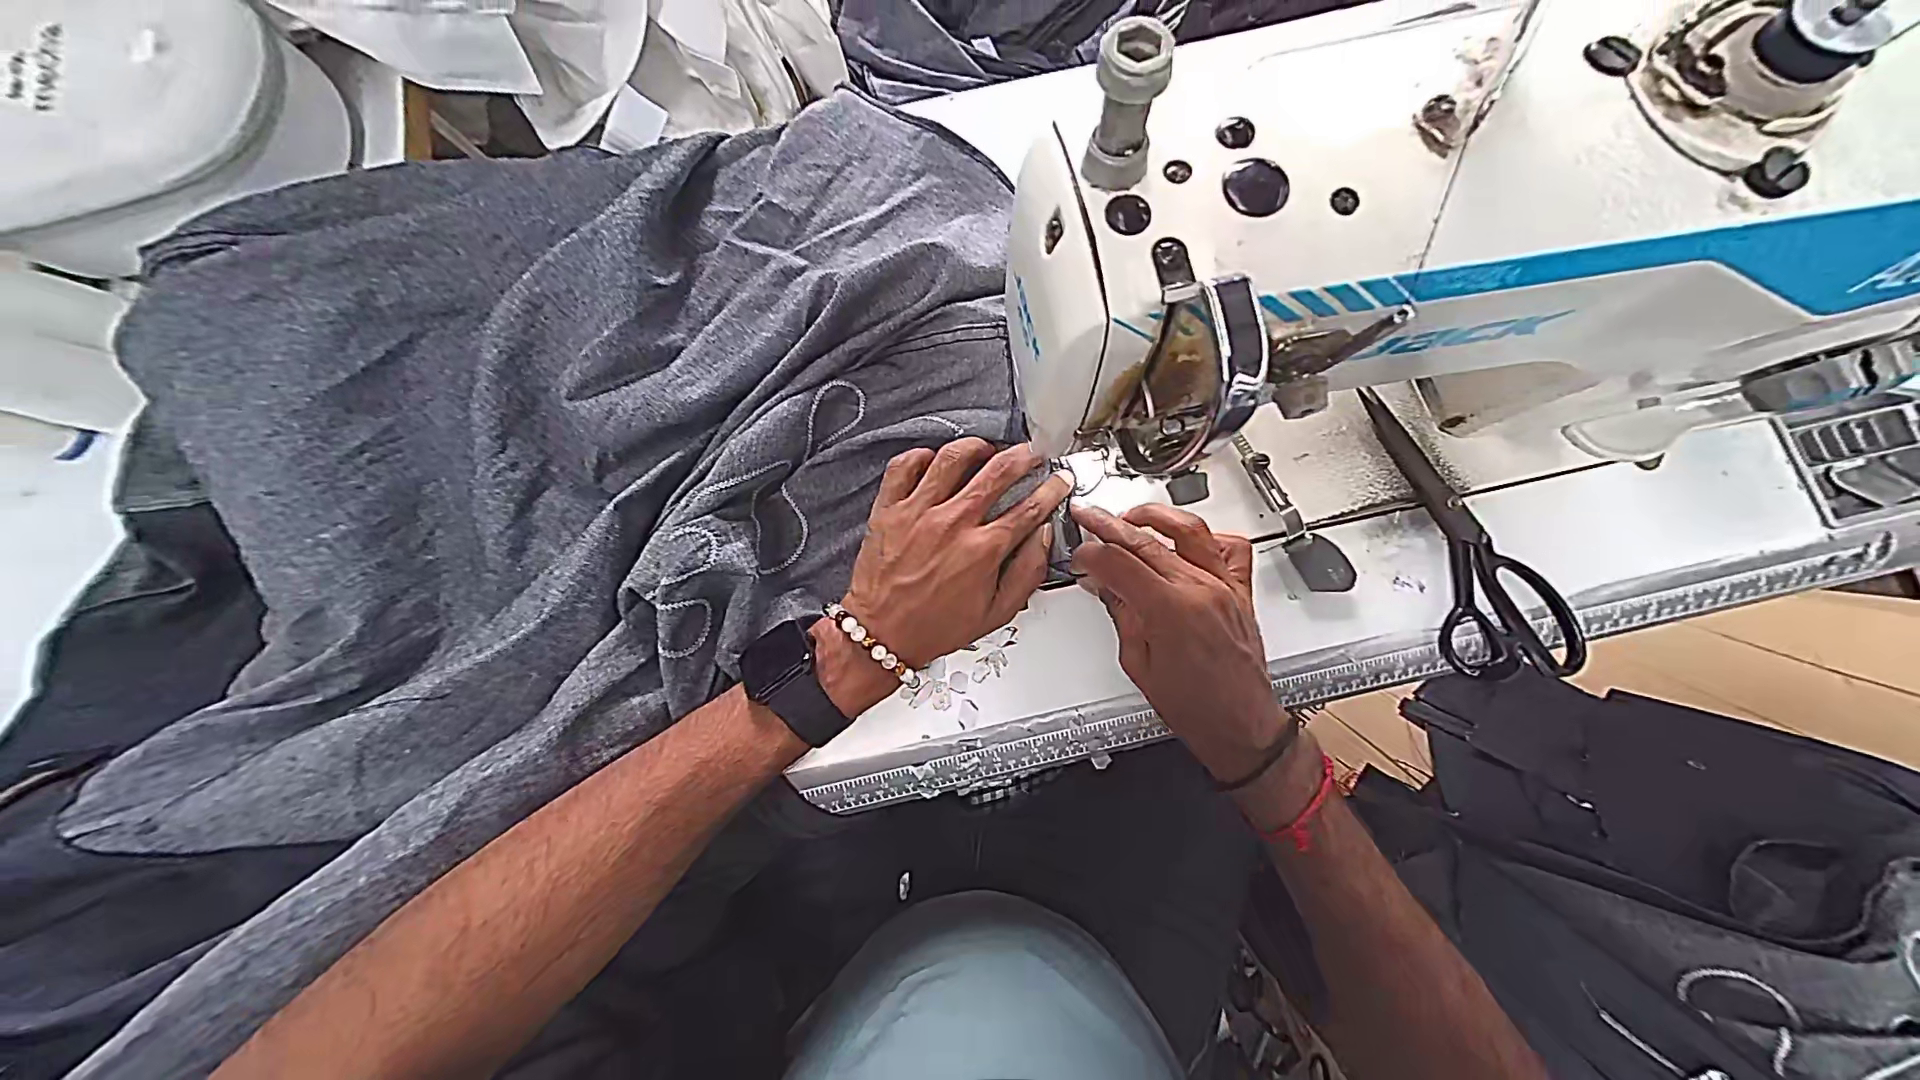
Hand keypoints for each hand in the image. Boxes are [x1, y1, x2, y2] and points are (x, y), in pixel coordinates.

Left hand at [818, 439, 1070, 715]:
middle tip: (1031, 454)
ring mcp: (918, 512)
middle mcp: (952, 524)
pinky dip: (922, 455)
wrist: (882, 634)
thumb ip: (1028, 572)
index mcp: (983, 550)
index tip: (1058, 481)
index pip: (1029, 507)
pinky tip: (934, 460)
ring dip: (977, 446)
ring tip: (986, 448)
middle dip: (1024, 456)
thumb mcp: (996, 612)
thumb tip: (1044, 538)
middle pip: (998, 471)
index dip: (1051, 489)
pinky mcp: (889, 509)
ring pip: (953, 458)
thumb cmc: (934, 626)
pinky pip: (905, 466)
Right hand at [1070, 503, 1291, 784]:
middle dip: (1107, 524)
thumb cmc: (1196, 708)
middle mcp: (1200, 591)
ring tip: (1130, 515)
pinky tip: (1184, 538)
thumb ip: (1121, 614)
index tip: (1079, 554)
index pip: (1118, 562)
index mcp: (1169, 612)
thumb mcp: (1138, 663)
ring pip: (1188, 530)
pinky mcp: (1240, 591)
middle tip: (1087, 516)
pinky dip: (1205, 535)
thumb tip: (1104, 584)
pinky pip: (1229, 547)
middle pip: (1144, 540)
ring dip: (1154, 516)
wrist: (1241, 725)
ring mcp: (1224, 587)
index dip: (1090, 553)